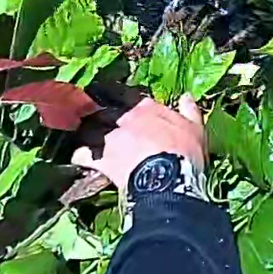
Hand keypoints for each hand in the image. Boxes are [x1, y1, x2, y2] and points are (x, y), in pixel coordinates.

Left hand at [70, 94, 205, 193]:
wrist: (167, 177)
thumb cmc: (184, 152)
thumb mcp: (195, 129)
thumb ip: (189, 111)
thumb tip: (185, 96)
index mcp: (147, 108)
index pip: (128, 96)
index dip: (120, 99)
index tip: (116, 102)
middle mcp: (125, 118)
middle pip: (105, 110)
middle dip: (98, 112)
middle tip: (94, 116)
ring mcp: (110, 137)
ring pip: (91, 128)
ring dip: (86, 131)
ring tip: (83, 134)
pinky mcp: (100, 158)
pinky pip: (81, 154)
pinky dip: (78, 155)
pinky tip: (77, 158)